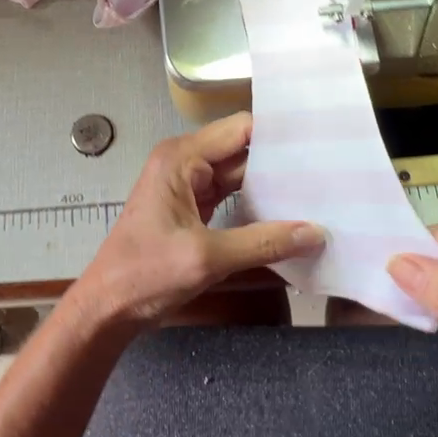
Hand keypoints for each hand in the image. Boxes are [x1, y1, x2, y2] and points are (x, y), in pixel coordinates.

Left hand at [73, 112, 324, 324]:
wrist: (107, 307)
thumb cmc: (146, 273)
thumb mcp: (207, 257)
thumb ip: (263, 242)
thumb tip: (316, 232)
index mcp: (181, 157)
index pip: (240, 129)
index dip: (277, 134)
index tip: (320, 142)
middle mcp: (185, 162)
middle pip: (243, 150)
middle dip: (280, 161)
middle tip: (330, 170)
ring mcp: (188, 185)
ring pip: (240, 175)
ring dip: (271, 185)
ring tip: (320, 190)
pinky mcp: (193, 209)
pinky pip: (232, 196)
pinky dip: (257, 204)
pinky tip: (289, 214)